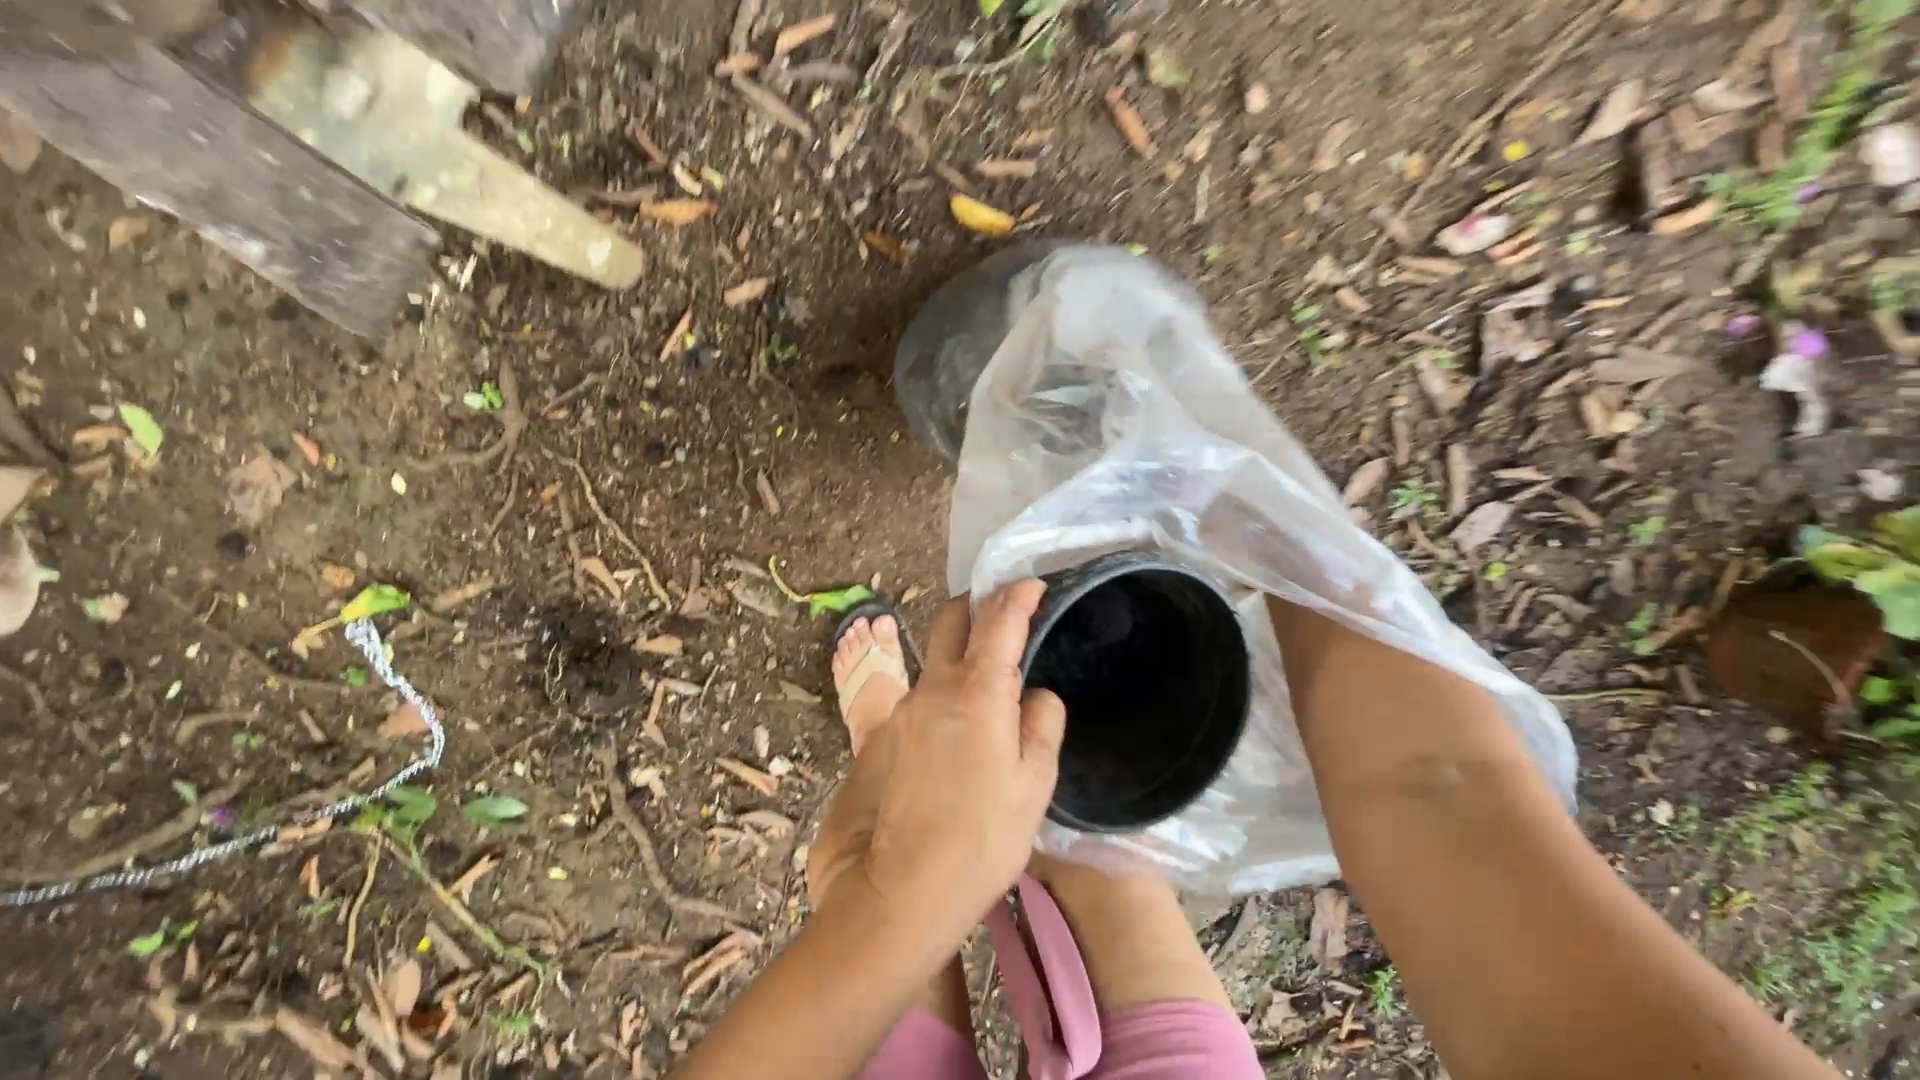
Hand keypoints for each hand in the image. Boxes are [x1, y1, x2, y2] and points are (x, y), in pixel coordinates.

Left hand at [860, 580, 1066, 935]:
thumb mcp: (1035, 781)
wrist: (907, 886)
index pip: (999, 620)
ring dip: (962, 647)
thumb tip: (1035, 695)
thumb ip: (1042, 722)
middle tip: (1006, 608)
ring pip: (935, 657)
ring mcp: (905, 708)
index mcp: (978, 691)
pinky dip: (948, 685)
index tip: (1036, 584)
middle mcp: (934, 687)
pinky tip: (966, 719)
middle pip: (951, 620)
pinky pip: (924, 692)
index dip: (1019, 594)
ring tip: (993, 670)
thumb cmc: (985, 836)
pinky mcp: (889, 733)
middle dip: (978, 603)